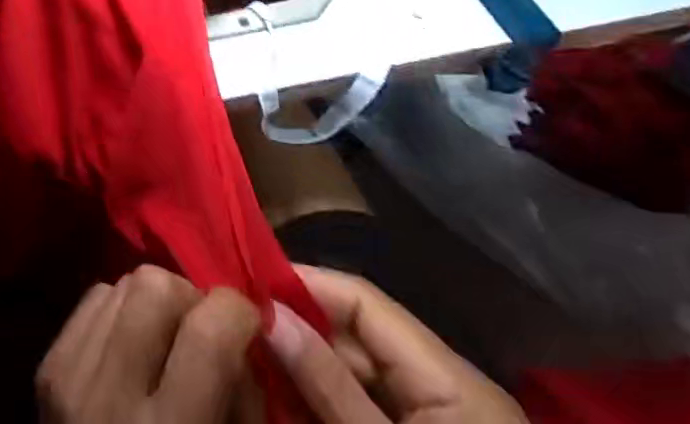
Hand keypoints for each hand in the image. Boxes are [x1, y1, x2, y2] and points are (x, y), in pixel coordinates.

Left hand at [38, 265, 263, 423]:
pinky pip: (95, 299)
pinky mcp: (48, 367)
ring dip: (152, 303)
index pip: (207, 332)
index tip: (246, 326)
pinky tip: (128, 348)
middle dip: (187, 298)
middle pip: (154, 285)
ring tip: (161, 342)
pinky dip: (120, 311)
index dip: (236, 312)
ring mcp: (71, 378)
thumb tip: (240, 327)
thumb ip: (243, 390)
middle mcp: (111, 399)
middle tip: (198, 334)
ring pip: (123, 283)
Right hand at [268, 265, 527, 423]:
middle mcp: (442, 385)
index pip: (367, 301)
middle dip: (298, 330)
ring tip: (248, 358)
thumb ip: (330, 384)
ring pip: (354, 375)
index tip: (251, 280)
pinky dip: (322, 402)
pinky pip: (363, 407)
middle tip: (237, 326)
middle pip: (356, 338)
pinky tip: (278, 398)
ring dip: (303, 369)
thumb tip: (268, 314)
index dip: (308, 283)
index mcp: (451, 375)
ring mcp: (432, 416)